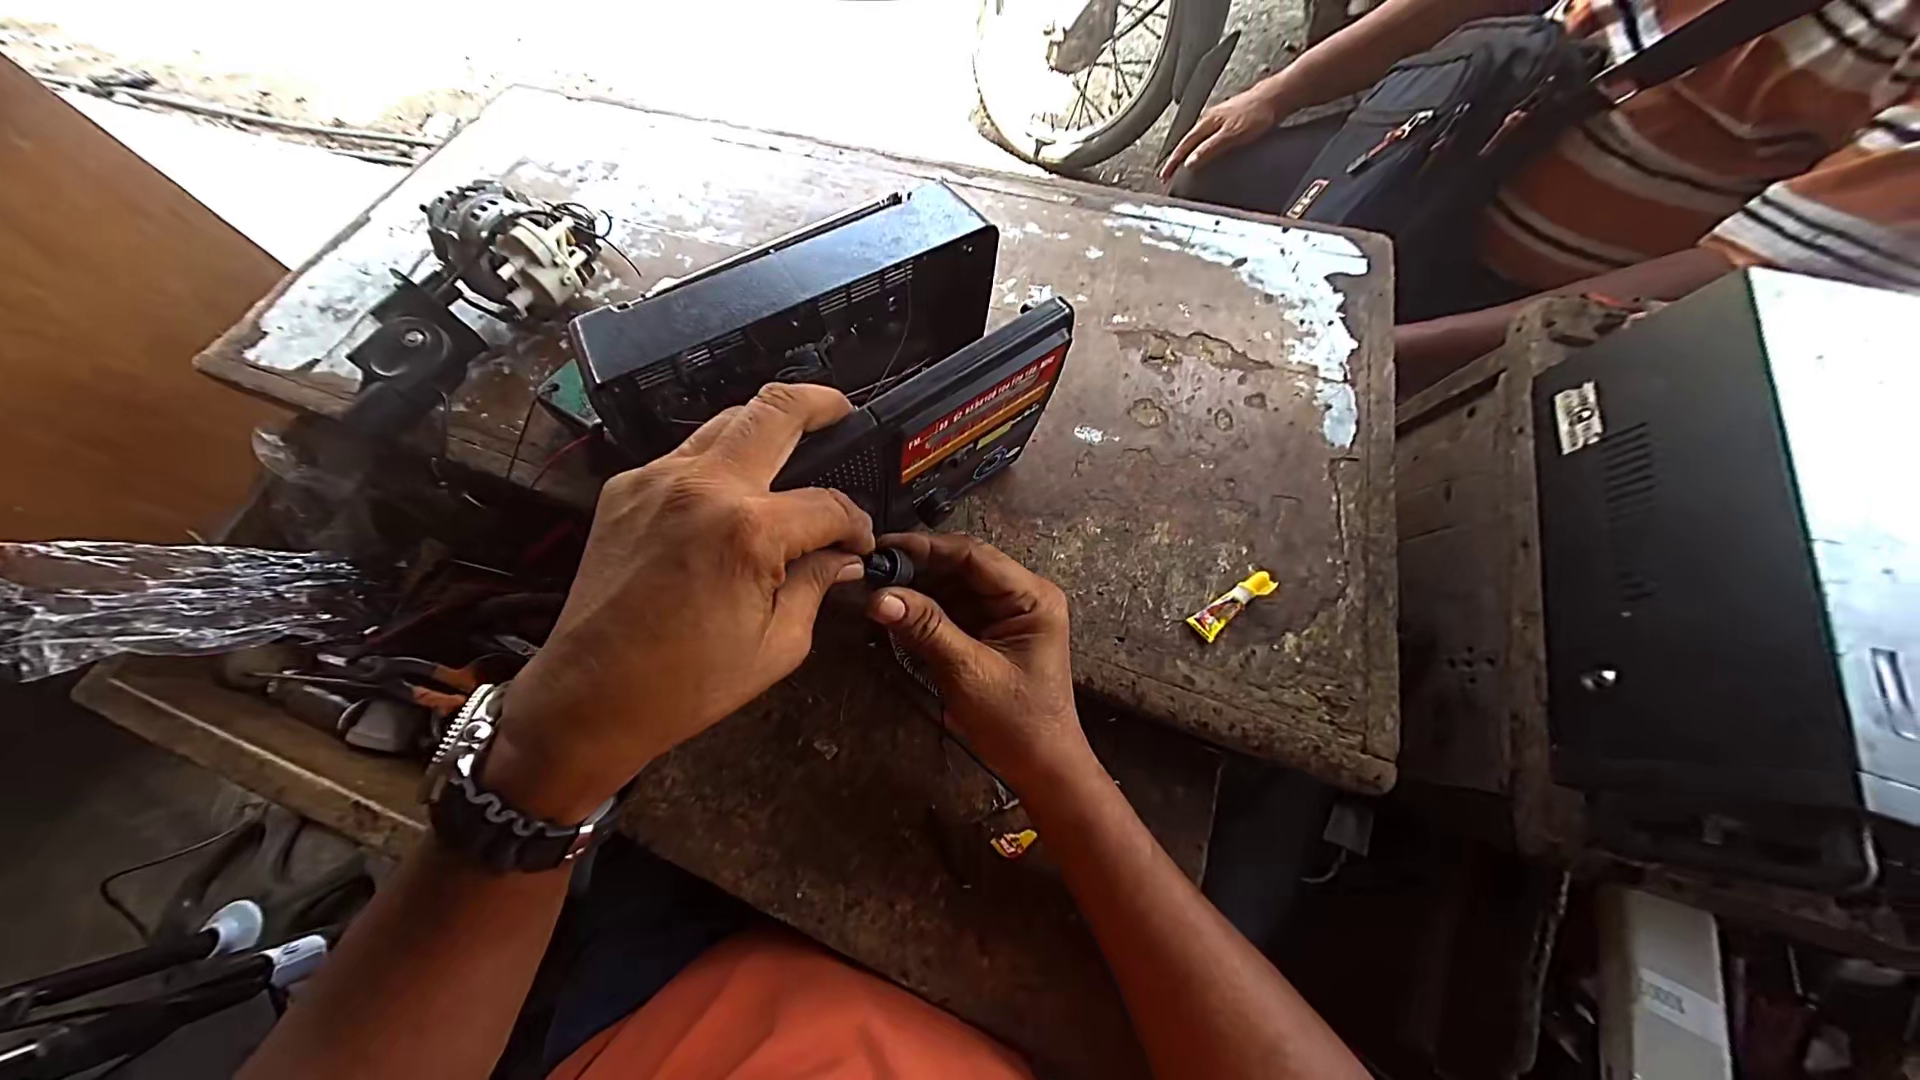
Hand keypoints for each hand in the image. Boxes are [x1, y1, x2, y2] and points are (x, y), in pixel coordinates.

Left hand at [492, 384, 875, 820]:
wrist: (589, 699)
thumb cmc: (685, 684)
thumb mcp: (779, 643)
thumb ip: (817, 584)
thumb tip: (841, 557)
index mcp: (746, 531)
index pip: (827, 504)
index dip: (856, 523)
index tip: (860, 540)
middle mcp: (700, 488)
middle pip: (773, 410)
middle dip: (819, 403)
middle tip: (841, 410)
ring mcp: (656, 481)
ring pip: (726, 420)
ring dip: (767, 424)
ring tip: (794, 441)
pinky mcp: (626, 489)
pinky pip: (689, 453)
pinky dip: (723, 458)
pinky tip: (738, 485)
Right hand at [863, 532, 1094, 791]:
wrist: (1041, 766)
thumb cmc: (1017, 723)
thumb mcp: (969, 672)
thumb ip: (926, 629)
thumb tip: (880, 597)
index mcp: (1032, 597)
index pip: (974, 555)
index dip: (926, 548)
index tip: (884, 548)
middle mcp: (1021, 595)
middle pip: (962, 566)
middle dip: (918, 568)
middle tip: (872, 570)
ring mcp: (1005, 612)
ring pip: (953, 585)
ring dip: (918, 588)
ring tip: (876, 588)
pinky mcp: (989, 630)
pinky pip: (952, 609)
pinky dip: (925, 610)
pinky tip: (896, 611)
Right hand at [1158, 82, 1287, 184]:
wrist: (1280, 95)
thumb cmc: (1259, 113)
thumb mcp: (1231, 135)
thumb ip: (1209, 149)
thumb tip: (1190, 163)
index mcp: (1207, 122)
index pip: (1183, 146)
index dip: (1172, 162)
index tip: (1164, 177)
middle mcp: (1212, 118)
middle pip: (1188, 141)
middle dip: (1177, 158)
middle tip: (1169, 174)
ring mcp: (1222, 117)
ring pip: (1198, 138)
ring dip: (1189, 153)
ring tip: (1185, 165)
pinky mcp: (1232, 119)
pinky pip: (1210, 136)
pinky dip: (1203, 147)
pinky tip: (1207, 151)